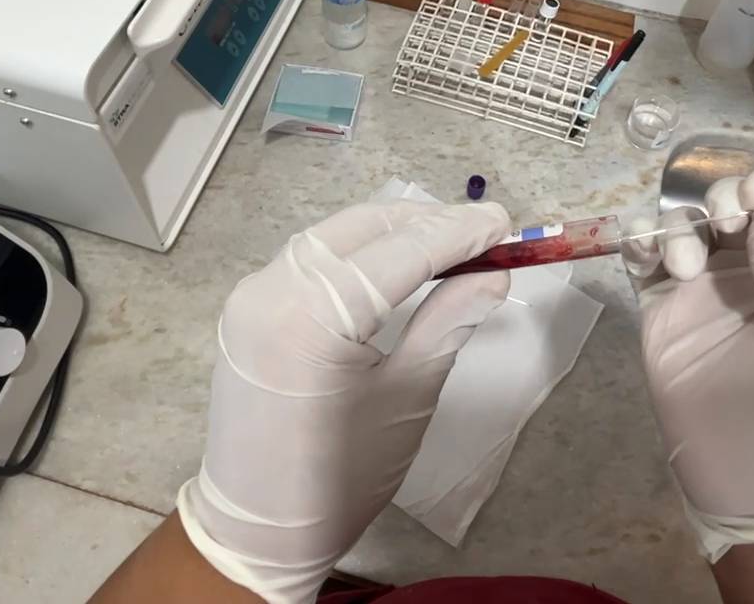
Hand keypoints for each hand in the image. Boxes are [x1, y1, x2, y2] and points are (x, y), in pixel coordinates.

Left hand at [175, 200, 513, 603]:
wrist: (255, 531)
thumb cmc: (339, 478)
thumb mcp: (406, 398)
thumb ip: (448, 323)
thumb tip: (492, 276)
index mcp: (310, 316)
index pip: (400, 251)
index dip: (457, 233)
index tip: (503, 222)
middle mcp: (272, 286)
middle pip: (364, 227)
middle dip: (428, 222)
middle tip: (483, 231)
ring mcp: (253, 290)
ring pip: (337, 233)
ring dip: (395, 228)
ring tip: (449, 238)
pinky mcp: (250, 302)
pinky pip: (313, 254)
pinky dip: (359, 246)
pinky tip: (393, 253)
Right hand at [624, 167, 753, 561]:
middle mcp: (750, 272)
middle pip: (732, 203)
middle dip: (724, 196)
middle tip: (725, 222)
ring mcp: (701, 291)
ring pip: (684, 225)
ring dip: (679, 226)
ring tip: (685, 267)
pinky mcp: (661, 312)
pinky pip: (642, 260)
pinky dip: (637, 241)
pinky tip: (643, 252)